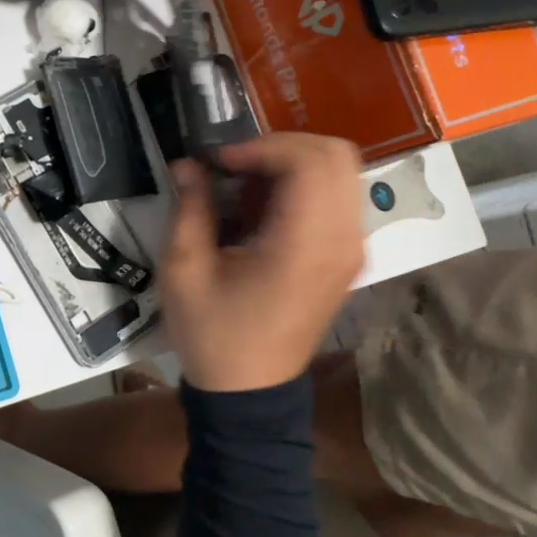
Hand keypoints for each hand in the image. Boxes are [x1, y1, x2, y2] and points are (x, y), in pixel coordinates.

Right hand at [162, 134, 366, 392]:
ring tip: (243, 185)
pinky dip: (302, 187)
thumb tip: (189, 165)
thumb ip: (190, 210)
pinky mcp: (347, 256)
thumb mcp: (183, 271)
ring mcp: (352, 248)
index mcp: (303, 243)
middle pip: (334, 155)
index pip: (307, 160)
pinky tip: (261, 209)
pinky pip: (337, 198)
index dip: (259, 147)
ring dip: (291, 165)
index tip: (215, 162)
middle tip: (231, 165)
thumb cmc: (211, 333)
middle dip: (278, 147)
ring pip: (340, 172)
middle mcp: (343, 239)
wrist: (248, 388)